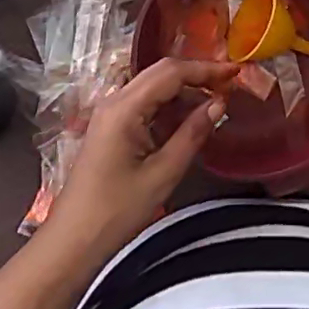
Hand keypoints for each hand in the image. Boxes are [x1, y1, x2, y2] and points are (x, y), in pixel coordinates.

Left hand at [44, 59, 236, 255]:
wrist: (74, 239)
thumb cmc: (117, 210)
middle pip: (161, 72)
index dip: (205, 69)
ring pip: (154, 86)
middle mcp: (116, 100)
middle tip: (230, 84)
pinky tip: (190, 118)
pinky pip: (145, 103)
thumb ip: (192, 133)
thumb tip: (219, 103)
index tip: (235, 73)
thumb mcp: (163, 173)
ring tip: (216, 102)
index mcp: (125, 108)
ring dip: (185, 90)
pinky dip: (170, 105)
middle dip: (197, 75)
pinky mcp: (112, 126)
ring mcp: (111, 112)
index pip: (171, 72)